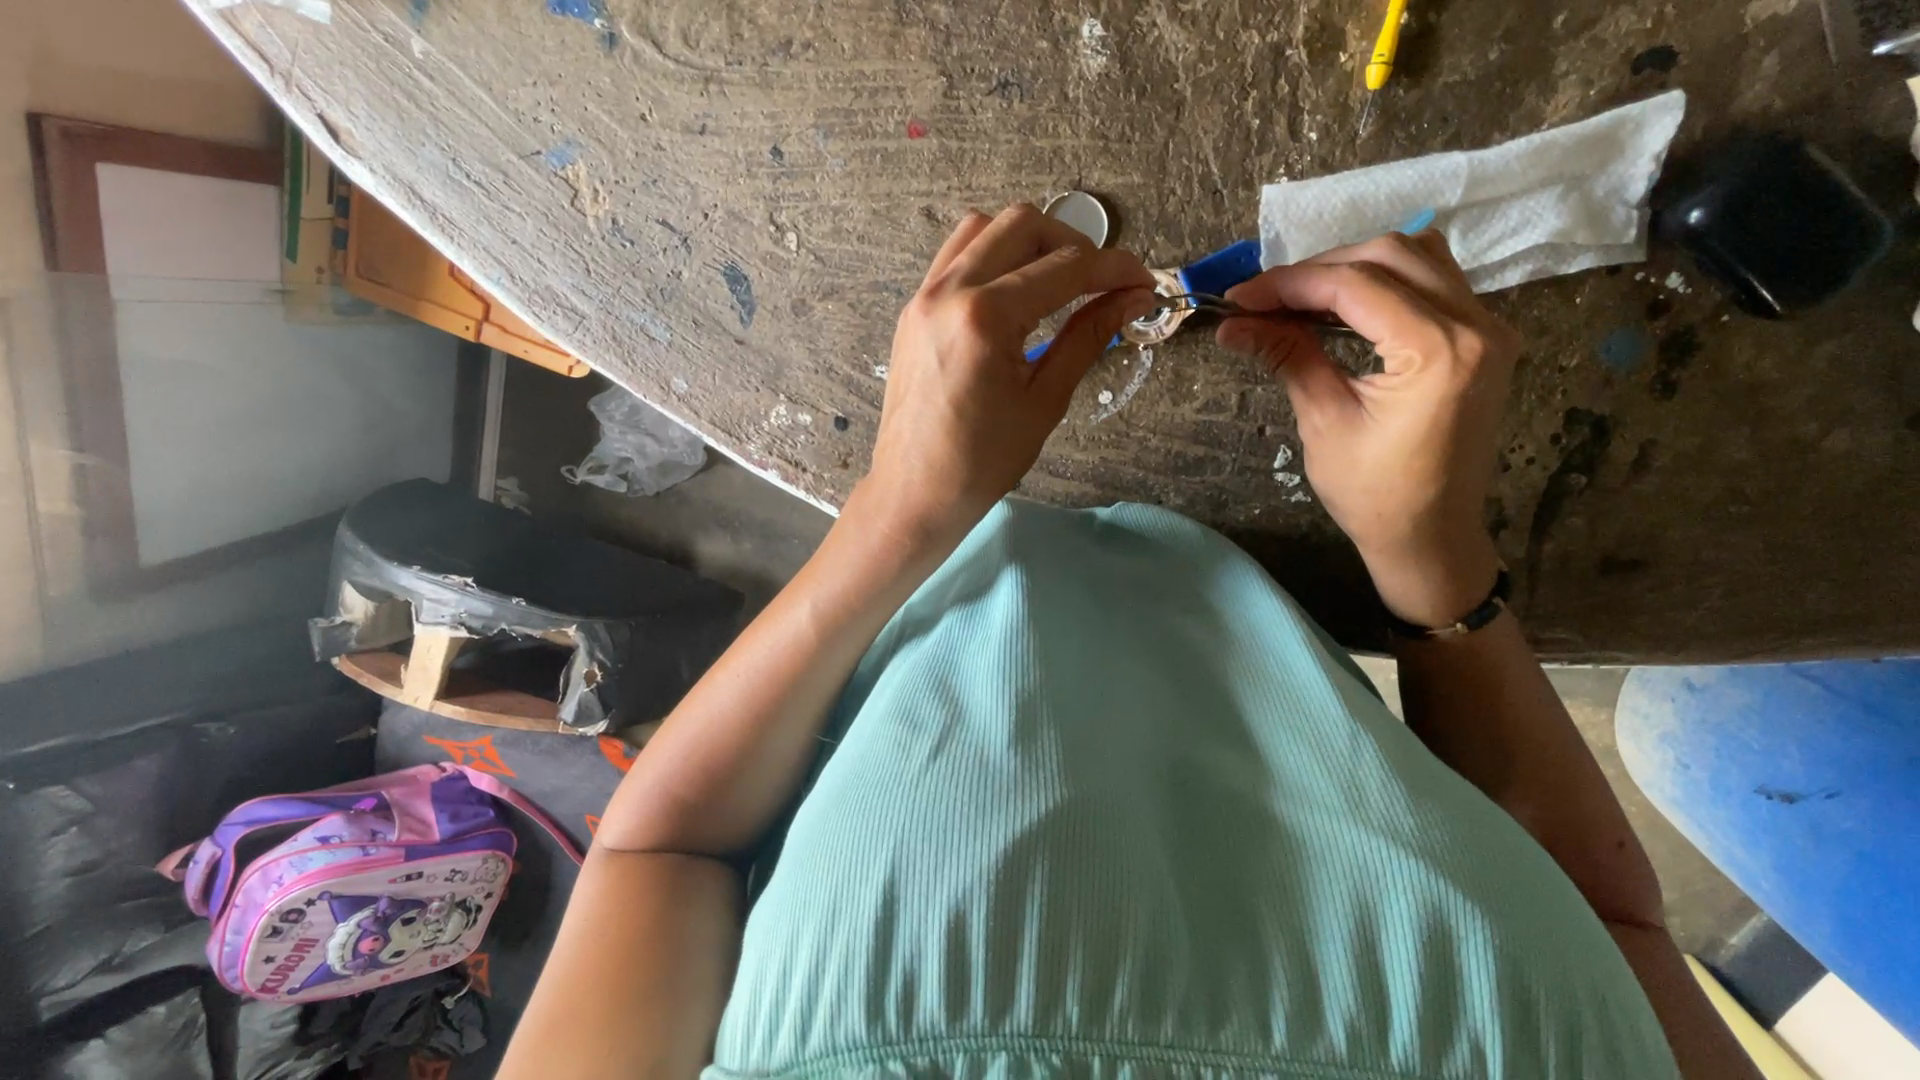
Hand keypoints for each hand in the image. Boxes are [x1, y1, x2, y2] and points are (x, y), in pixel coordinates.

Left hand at [859, 203, 1157, 546]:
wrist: (914, 491)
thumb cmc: (982, 460)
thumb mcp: (1045, 400)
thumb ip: (1088, 337)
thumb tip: (1133, 298)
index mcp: (985, 317)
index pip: (1065, 267)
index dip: (1114, 269)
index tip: (1143, 281)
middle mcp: (949, 291)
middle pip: (1022, 224)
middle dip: (1073, 243)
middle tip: (1100, 281)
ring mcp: (924, 296)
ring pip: (982, 229)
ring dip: (1028, 242)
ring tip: (1057, 281)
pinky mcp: (913, 309)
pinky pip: (956, 256)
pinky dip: (992, 258)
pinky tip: (1014, 293)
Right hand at [1216, 231, 1519, 627]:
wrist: (1430, 536)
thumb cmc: (1373, 494)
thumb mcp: (1323, 421)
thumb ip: (1288, 356)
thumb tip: (1233, 323)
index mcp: (1439, 351)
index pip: (1355, 286)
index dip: (1289, 284)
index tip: (1239, 298)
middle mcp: (1476, 324)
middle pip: (1389, 255)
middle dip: (1318, 269)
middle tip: (1265, 298)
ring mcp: (1488, 327)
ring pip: (1416, 257)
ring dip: (1353, 266)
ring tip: (1301, 297)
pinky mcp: (1483, 337)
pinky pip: (1434, 281)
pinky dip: (1383, 280)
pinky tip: (1345, 304)